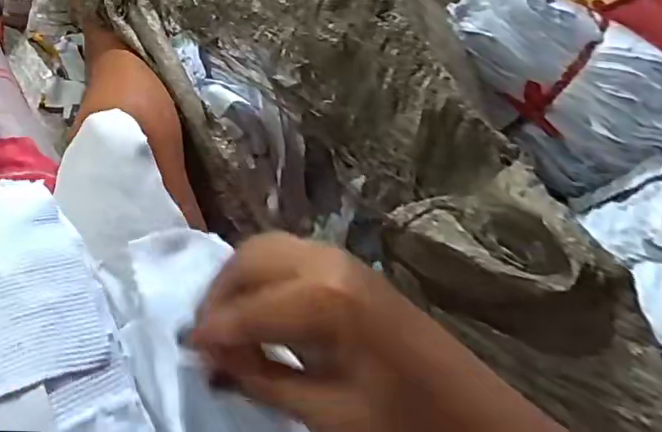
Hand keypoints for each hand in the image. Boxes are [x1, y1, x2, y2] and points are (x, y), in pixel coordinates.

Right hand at [186, 234, 560, 431]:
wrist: (474, 412)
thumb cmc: (404, 421)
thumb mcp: (330, 415)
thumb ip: (265, 380)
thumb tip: (212, 358)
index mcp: (325, 299)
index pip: (249, 308)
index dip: (214, 331)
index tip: (187, 351)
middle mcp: (325, 260)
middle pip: (249, 259)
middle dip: (220, 295)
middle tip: (204, 336)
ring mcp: (336, 253)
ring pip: (263, 247)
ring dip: (237, 278)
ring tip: (225, 321)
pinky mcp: (344, 259)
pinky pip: (284, 251)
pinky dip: (260, 272)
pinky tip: (258, 306)